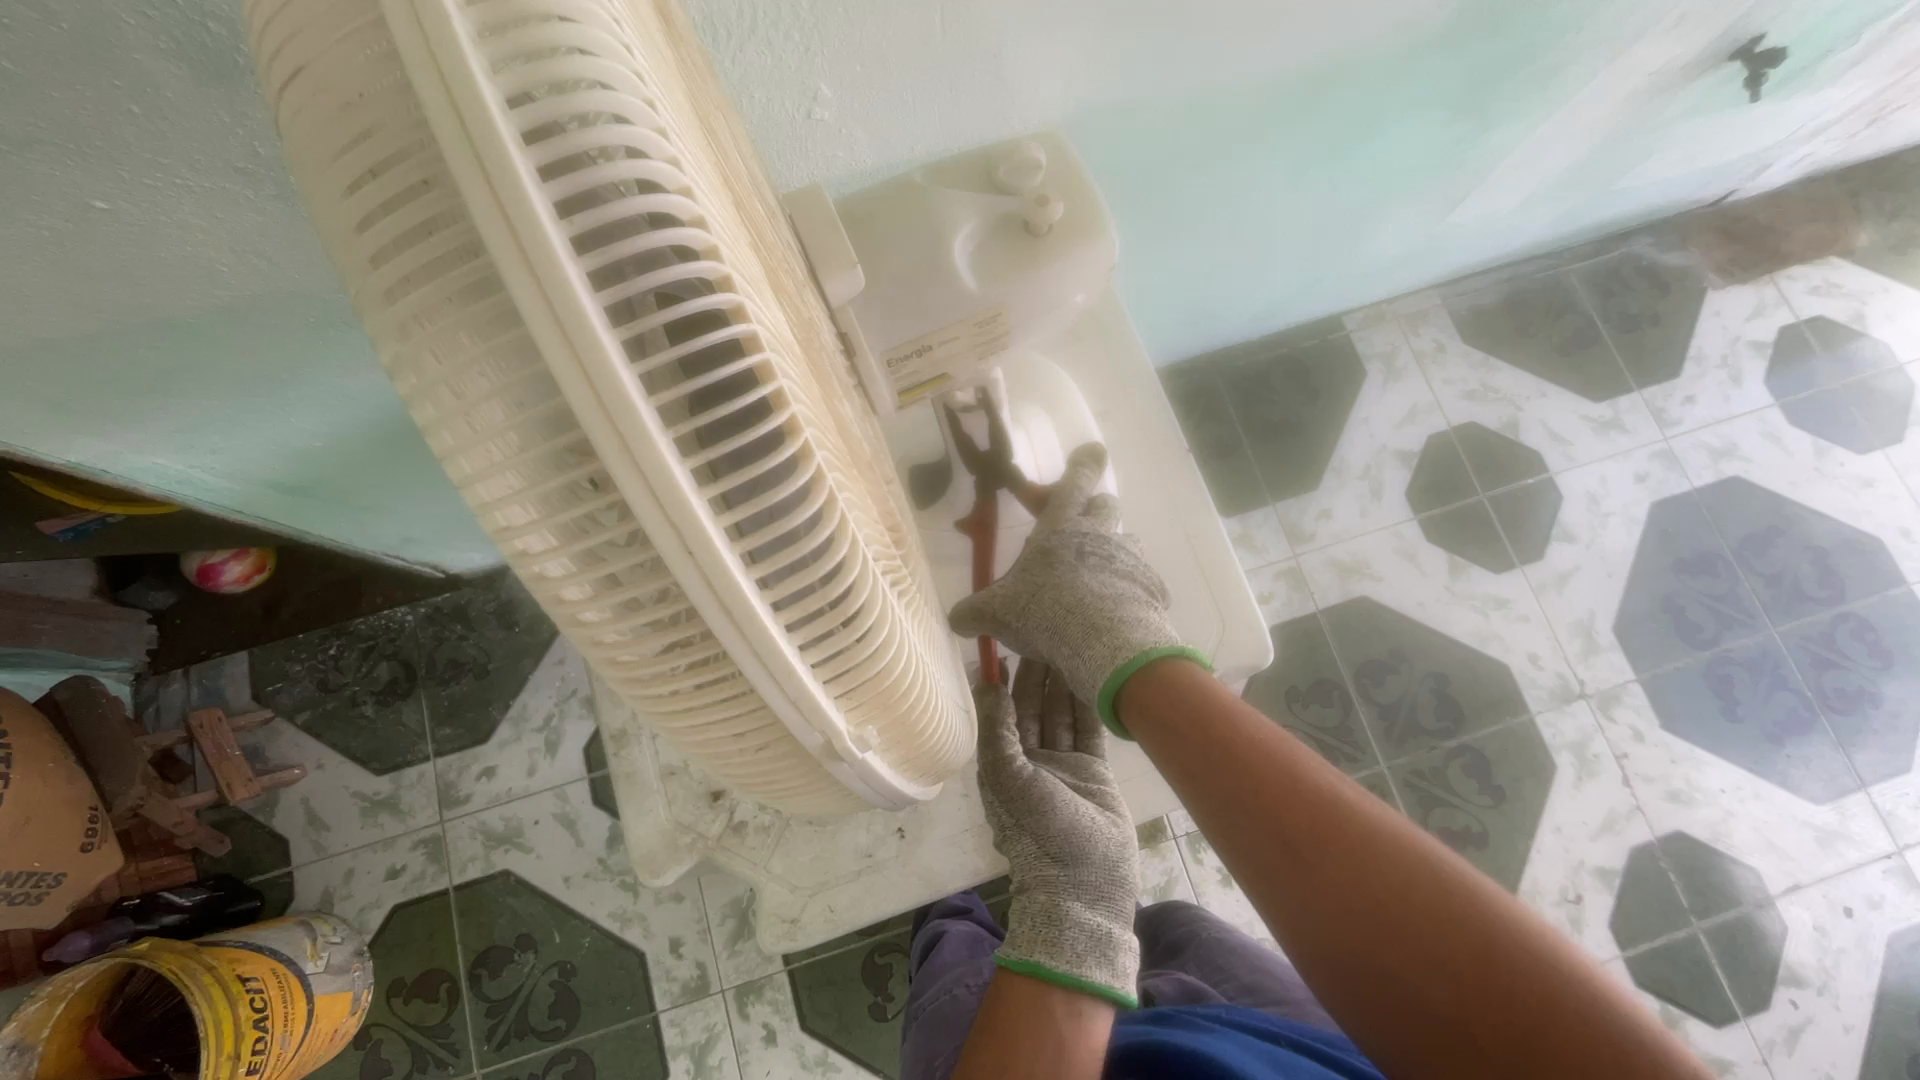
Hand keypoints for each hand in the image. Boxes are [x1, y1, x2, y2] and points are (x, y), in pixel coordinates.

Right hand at [950, 442, 1204, 732]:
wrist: (1102, 641)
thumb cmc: (1042, 610)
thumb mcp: (995, 613)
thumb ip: (974, 613)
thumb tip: (957, 620)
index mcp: (1060, 526)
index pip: (1074, 482)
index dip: (1082, 464)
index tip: (1093, 450)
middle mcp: (1098, 533)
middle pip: (1105, 505)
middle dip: (1094, 511)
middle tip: (1080, 530)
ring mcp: (1128, 558)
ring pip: (1124, 542)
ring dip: (1111, 553)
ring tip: (1094, 580)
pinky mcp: (1149, 587)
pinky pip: (1139, 582)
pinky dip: (1126, 592)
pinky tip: (1113, 615)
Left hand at [975, 659, 1138, 1006]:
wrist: (1086, 885)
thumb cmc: (1040, 833)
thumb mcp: (1009, 781)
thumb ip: (998, 732)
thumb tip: (990, 688)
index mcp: (1003, 765)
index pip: (1001, 714)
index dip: (1001, 683)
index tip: (1004, 649)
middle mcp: (1031, 761)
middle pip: (1032, 708)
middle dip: (1035, 675)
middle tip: (1043, 636)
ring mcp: (1063, 766)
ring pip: (1060, 714)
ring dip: (1062, 684)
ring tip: (1067, 646)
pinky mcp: (1093, 772)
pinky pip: (1088, 729)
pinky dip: (1087, 704)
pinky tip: (1090, 677)